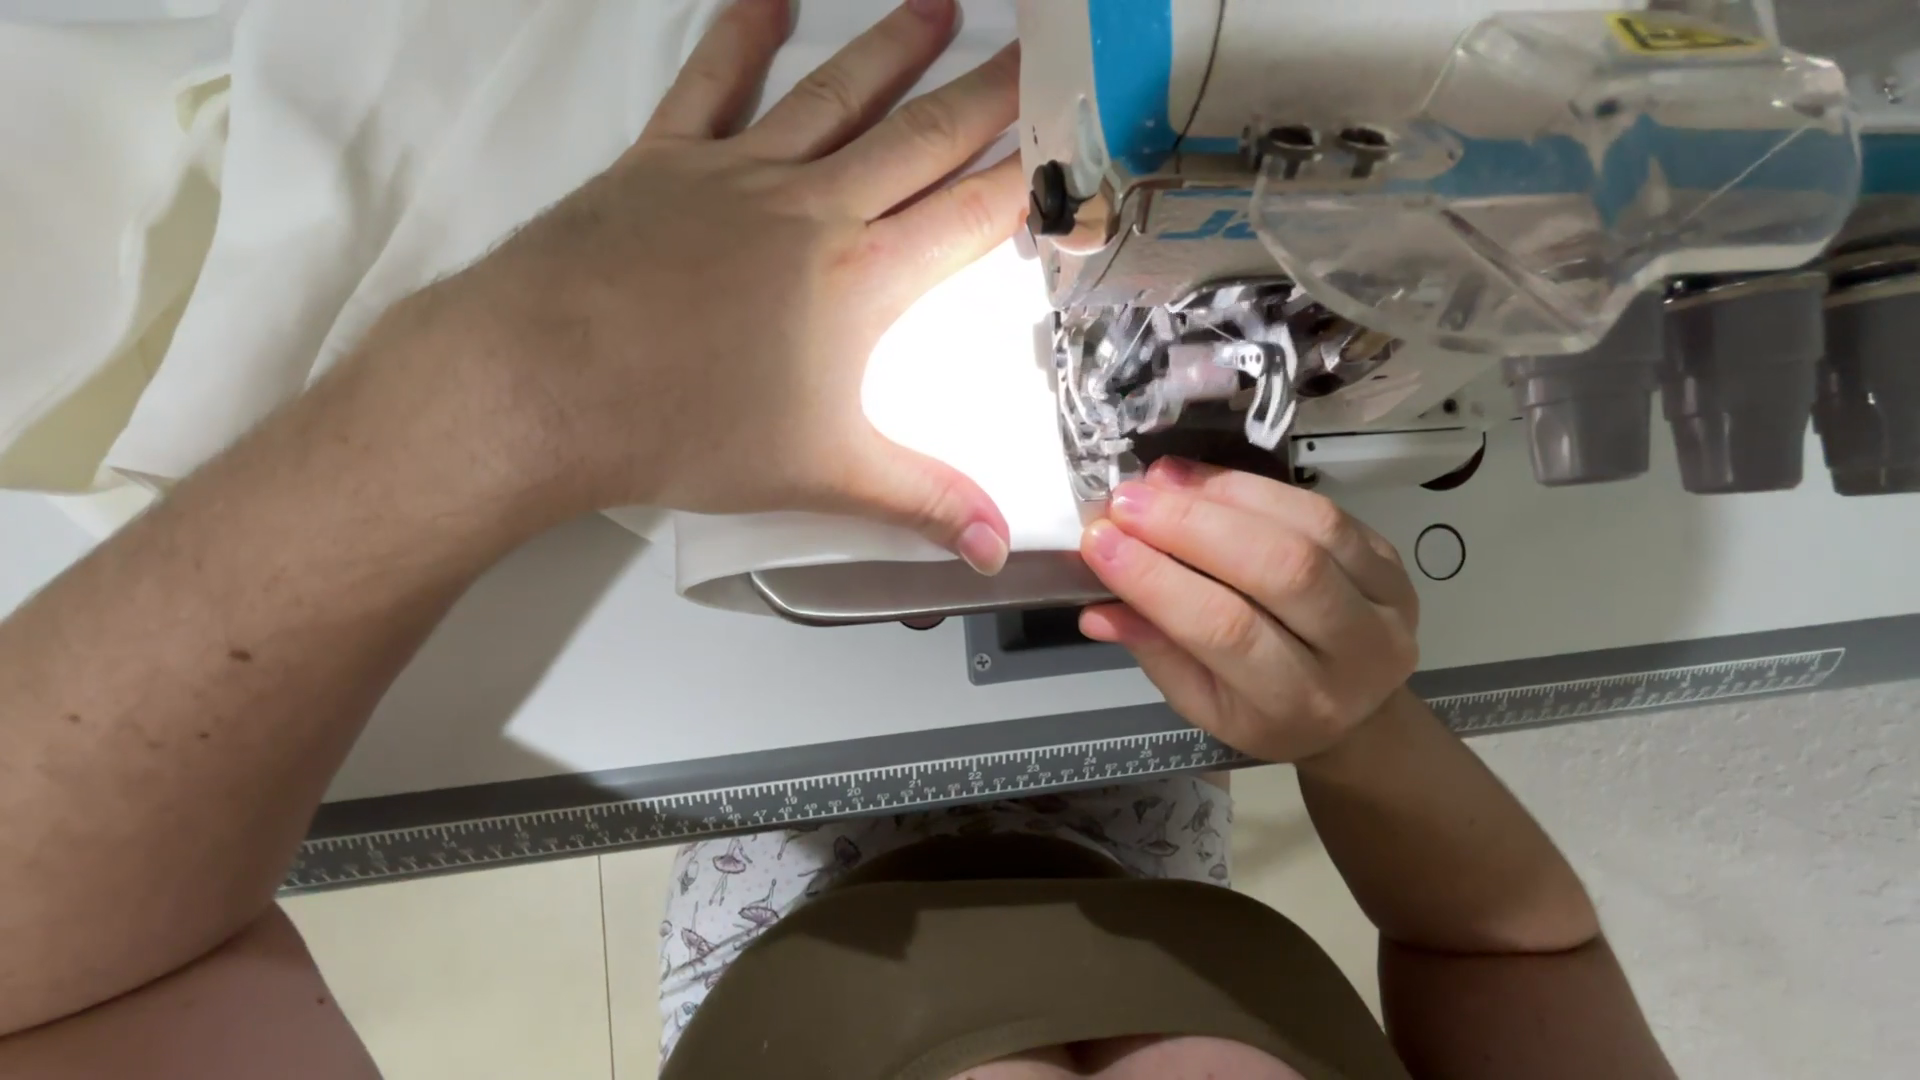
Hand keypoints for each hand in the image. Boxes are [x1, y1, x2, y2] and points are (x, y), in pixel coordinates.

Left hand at [370, 0, 1019, 572]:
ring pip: (835, 96)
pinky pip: (711, 84)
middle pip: (922, 139)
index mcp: (861, 279)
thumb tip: (996, 551)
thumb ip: (923, 502)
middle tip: (1039, 49)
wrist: (542, 387)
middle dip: (990, 95)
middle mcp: (812, 208)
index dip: (1030, 182)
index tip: (1071, 148)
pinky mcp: (662, 162)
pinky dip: (742, 36)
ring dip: (894, 49)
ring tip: (942, 3)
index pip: (971, 218)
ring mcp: (736, 175)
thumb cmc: (688, 431)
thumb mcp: (824, 477)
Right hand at [1077, 460, 1419, 761]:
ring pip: (1305, 526)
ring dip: (1220, 494)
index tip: (1098, 540)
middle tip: (1125, 502)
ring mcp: (1385, 597)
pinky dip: (1253, 485)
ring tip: (1158, 480)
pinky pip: (1320, 506)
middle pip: (1276, 568)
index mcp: (1297, 702)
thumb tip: (1096, 608)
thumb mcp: (1201, 702)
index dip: (1156, 578)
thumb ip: (1155, 651)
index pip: (1224, 628)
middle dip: (1189, 525)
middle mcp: (1356, 651)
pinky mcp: (1388, 555)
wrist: (1357, 711)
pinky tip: (1201, 478)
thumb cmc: (1264, 711)